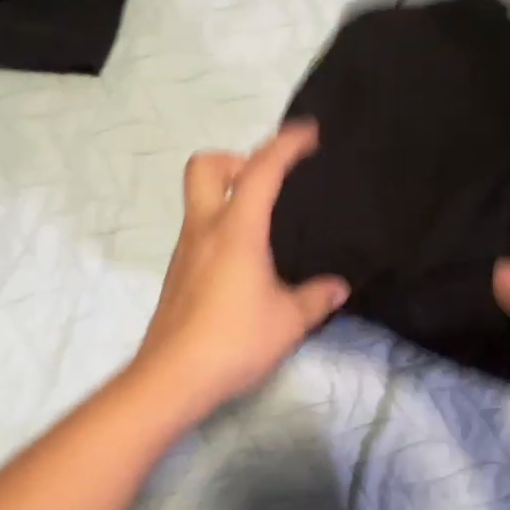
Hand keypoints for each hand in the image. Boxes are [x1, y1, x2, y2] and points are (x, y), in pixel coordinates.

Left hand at [134, 122, 350, 407]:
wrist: (172, 377)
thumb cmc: (235, 340)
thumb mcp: (288, 322)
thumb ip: (315, 299)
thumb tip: (337, 288)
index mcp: (236, 229)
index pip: (261, 169)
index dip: (286, 144)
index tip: (308, 132)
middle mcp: (204, 229)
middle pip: (206, 166)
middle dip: (237, 160)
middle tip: (267, 183)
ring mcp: (184, 251)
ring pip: (199, 199)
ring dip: (229, 196)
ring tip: (264, 224)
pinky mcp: (177, 274)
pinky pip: (198, 230)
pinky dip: (221, 227)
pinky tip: (245, 262)